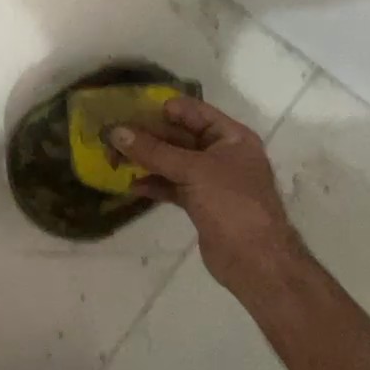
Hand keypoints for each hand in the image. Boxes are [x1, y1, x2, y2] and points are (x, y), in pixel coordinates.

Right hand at [110, 97, 301, 292]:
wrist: (256, 260)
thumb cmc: (232, 204)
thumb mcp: (193, 170)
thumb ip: (154, 151)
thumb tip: (116, 131)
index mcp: (231, 137)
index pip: (193, 111)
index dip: (162, 109)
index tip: (129, 110)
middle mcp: (222, 154)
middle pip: (179, 136)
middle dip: (147, 136)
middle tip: (113, 137)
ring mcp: (211, 180)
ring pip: (173, 162)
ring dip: (146, 160)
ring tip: (114, 160)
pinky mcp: (200, 203)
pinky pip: (172, 185)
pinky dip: (153, 184)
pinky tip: (132, 186)